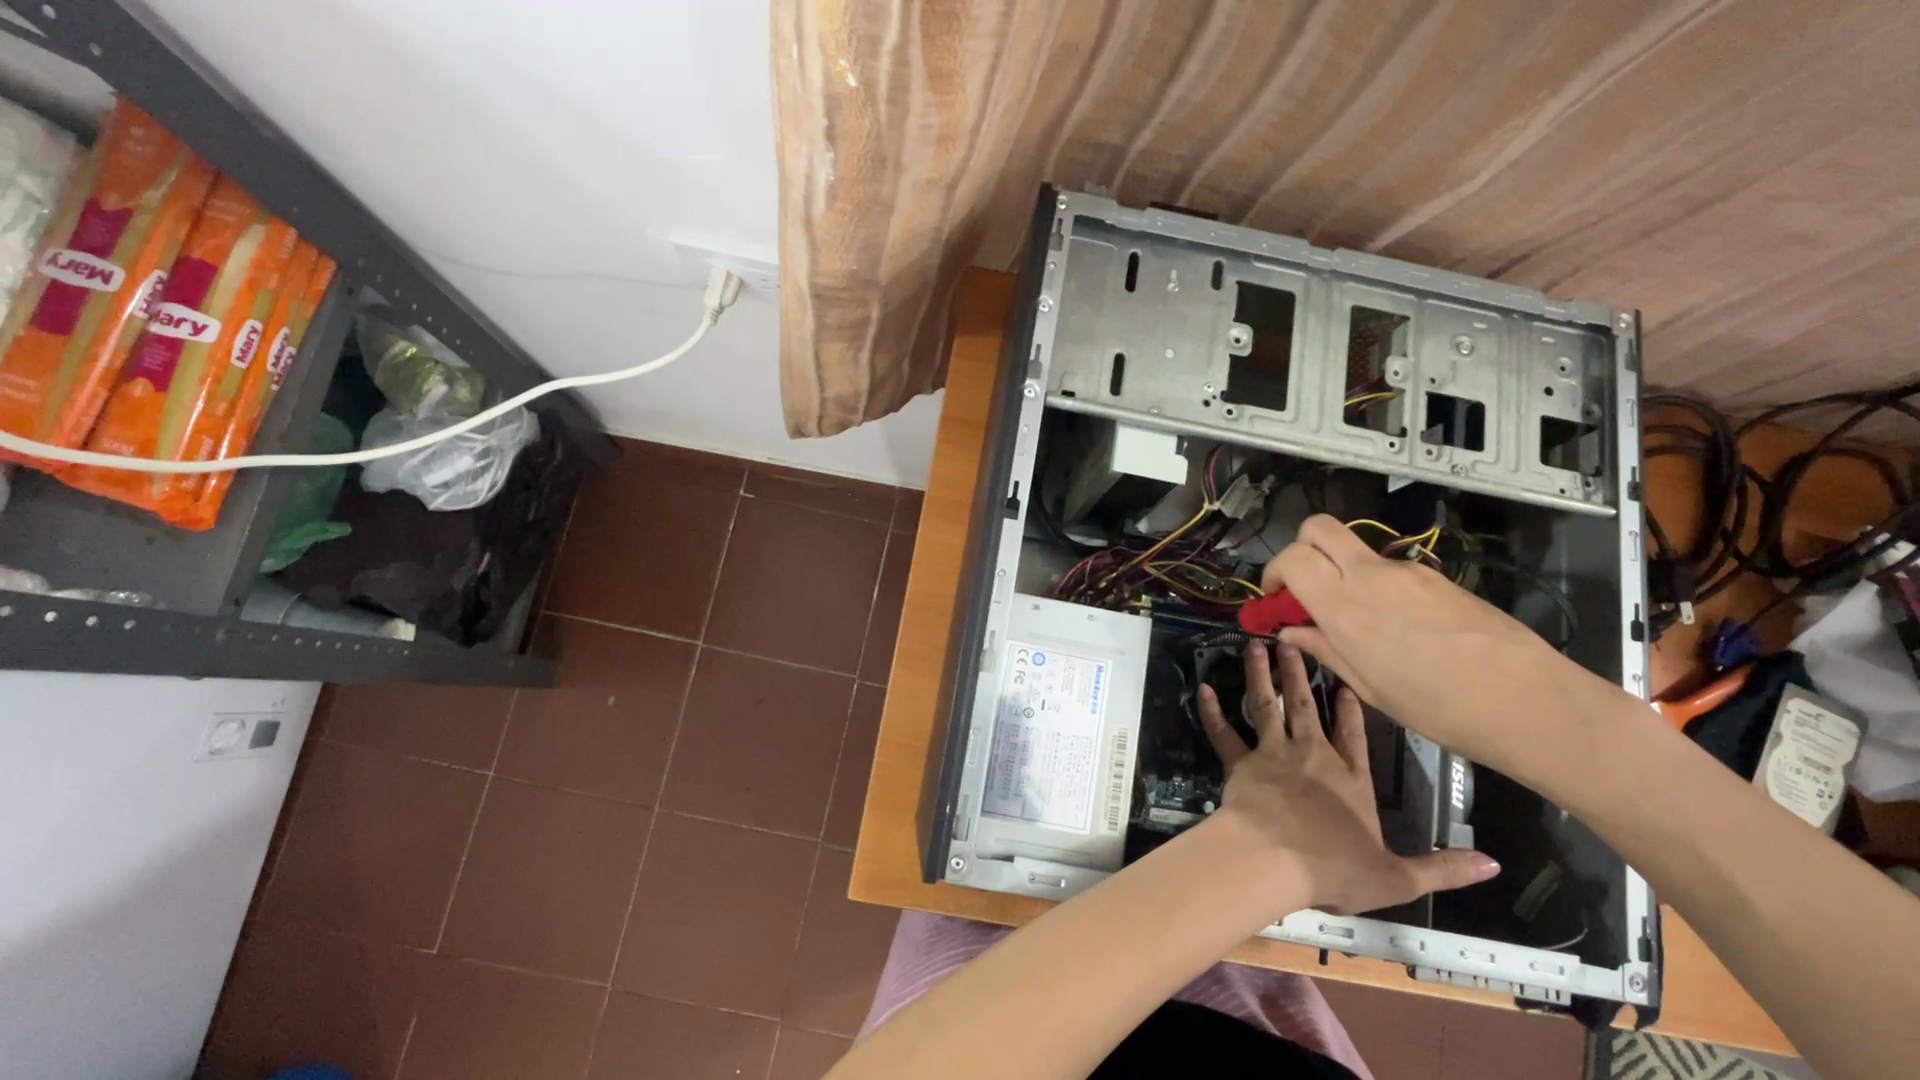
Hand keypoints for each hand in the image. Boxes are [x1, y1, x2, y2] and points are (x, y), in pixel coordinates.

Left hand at [1196, 640, 1497, 915]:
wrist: (1273, 862)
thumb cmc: (1333, 868)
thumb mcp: (1397, 877)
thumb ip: (1442, 868)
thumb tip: (1493, 866)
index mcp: (1351, 780)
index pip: (1355, 736)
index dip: (1351, 709)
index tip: (1345, 683)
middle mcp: (1312, 757)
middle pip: (1305, 707)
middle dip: (1300, 672)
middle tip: (1291, 641)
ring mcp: (1273, 756)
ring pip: (1266, 707)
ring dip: (1259, 677)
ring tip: (1254, 647)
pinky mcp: (1240, 764)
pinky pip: (1223, 734)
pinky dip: (1211, 711)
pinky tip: (1202, 689)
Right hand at [1261, 515, 1624, 778]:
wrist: (1527, 700)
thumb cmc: (1440, 707)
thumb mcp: (1370, 688)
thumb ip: (1326, 650)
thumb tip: (1293, 631)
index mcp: (1346, 608)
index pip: (1292, 558)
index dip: (1274, 573)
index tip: (1276, 600)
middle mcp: (1371, 577)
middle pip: (1319, 528)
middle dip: (1300, 549)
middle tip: (1304, 588)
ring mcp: (1408, 572)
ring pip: (1355, 549)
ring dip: (1340, 570)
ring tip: (1356, 619)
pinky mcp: (1436, 578)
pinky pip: (1390, 569)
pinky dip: (1375, 585)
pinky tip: (1397, 627)